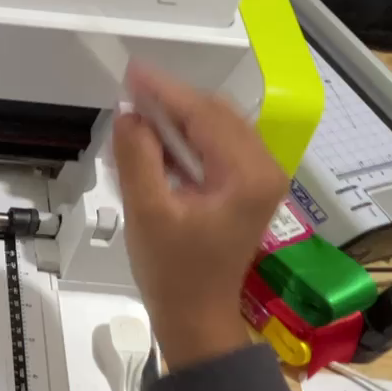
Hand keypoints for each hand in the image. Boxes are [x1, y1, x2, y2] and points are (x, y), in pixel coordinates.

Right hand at [114, 63, 288, 371]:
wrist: (195, 318)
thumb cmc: (172, 272)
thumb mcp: (148, 214)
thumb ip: (138, 160)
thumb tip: (129, 117)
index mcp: (247, 174)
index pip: (205, 115)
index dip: (166, 91)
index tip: (132, 73)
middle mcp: (262, 170)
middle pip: (216, 116)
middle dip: (172, 101)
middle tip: (130, 88)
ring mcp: (255, 181)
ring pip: (215, 131)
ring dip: (176, 119)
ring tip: (137, 111)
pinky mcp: (242, 192)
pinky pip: (213, 151)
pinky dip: (184, 141)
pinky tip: (154, 141)